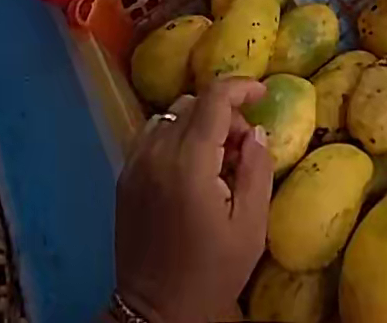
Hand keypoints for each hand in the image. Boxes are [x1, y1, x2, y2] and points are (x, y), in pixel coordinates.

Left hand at [115, 78, 273, 322]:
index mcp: (189, 162)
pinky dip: (176, 133)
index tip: (262, 93)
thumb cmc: (210, 274)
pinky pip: (153, 132)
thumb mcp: (250, 228)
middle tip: (242, 146)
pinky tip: (189, 163)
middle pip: (194, 102)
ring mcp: (136, 161)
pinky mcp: (125, 173)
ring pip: (172, 114)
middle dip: (225, 112)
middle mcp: (157, 152)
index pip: (214, 99)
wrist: (155, 314)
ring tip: (216, 157)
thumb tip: (256, 130)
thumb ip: (257, 170)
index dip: (241, 86)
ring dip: (199, 121)